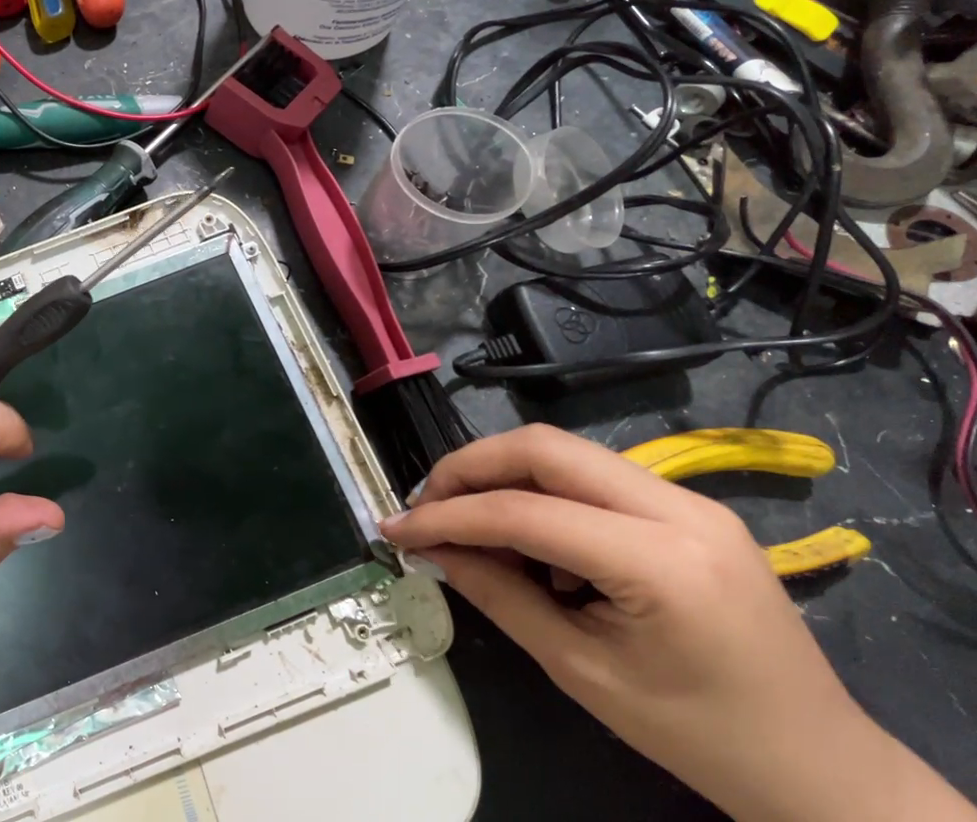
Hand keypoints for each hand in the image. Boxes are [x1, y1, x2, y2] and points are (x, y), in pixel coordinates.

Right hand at [381, 425, 974, 821]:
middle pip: (543, 447)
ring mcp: (691, 503)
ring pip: (565, 453)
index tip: (395, 529)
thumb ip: (499, 595)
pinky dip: (540, 494)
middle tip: (425, 507)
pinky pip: (593, 478)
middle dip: (468, 468)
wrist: (815, 762)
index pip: (524, 511)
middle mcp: (680, 509)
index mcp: (661, 561)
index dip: (447, 515)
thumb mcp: (581, 669)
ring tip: (464, 523)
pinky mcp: (690, 510)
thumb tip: (431, 549)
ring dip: (501, 476)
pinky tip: (524, 539)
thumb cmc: (696, 731)